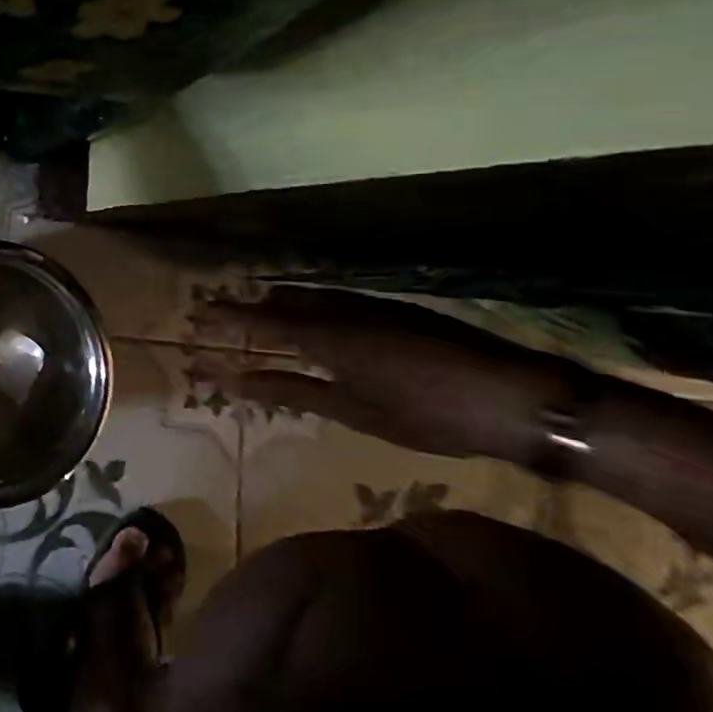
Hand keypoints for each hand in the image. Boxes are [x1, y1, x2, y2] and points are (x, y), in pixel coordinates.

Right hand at [198, 288, 588, 465]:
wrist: (514, 397)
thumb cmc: (426, 414)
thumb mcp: (352, 410)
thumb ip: (290, 391)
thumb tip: (235, 381)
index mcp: (326, 336)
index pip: (261, 321)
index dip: (228, 318)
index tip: (198, 314)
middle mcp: (343, 310)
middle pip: (283, 301)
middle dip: (248, 306)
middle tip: (220, 311)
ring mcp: (373, 307)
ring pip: (311, 297)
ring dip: (279, 303)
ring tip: (257, 309)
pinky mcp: (397, 312)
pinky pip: (337, 299)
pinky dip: (312, 305)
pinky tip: (316, 317)